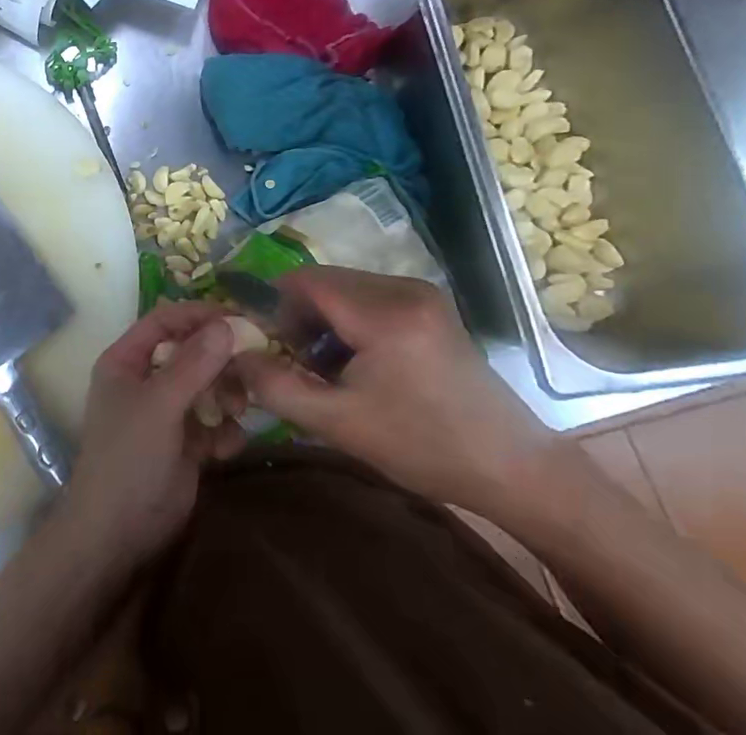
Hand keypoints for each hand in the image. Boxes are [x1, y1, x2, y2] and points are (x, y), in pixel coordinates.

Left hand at [59, 302, 246, 563]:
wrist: (118, 533)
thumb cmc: (129, 457)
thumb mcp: (160, 405)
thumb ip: (194, 364)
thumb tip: (228, 325)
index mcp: (126, 362)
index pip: (165, 321)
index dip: (199, 315)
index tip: (239, 318)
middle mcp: (146, 380)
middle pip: (192, 352)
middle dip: (221, 361)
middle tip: (253, 367)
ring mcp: (167, 412)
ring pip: (209, 386)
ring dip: (227, 397)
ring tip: (234, 414)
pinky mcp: (186, 443)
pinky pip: (214, 422)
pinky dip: (225, 432)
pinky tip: (225, 449)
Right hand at [230, 267, 555, 514]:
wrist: (510, 464)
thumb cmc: (422, 445)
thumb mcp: (338, 423)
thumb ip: (277, 386)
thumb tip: (236, 356)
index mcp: (383, 313)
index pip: (305, 281)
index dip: (274, 306)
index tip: (268, 345)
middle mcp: (404, 288)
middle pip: (325, 281)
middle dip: (299, 315)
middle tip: (296, 361)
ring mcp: (423, 294)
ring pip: (347, 288)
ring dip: (324, 318)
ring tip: (326, 366)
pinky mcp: (432, 307)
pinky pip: (371, 297)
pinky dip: (350, 320)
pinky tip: (357, 361)